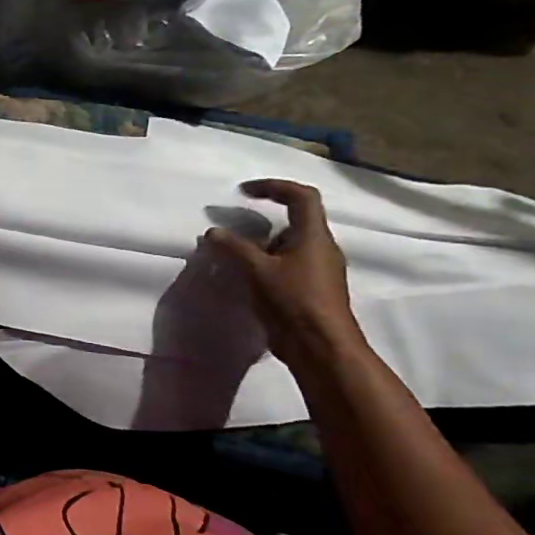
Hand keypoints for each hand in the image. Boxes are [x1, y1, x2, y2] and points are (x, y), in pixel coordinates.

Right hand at [203, 179, 367, 367]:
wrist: (321, 347)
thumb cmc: (294, 302)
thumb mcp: (257, 271)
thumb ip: (234, 248)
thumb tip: (213, 232)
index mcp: (314, 237)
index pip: (301, 197)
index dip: (274, 187)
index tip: (245, 192)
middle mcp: (321, 248)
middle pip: (296, 220)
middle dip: (264, 218)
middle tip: (235, 225)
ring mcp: (319, 269)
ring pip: (290, 244)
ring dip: (262, 243)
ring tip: (235, 254)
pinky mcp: (311, 288)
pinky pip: (288, 263)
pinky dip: (266, 261)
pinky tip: (247, 276)